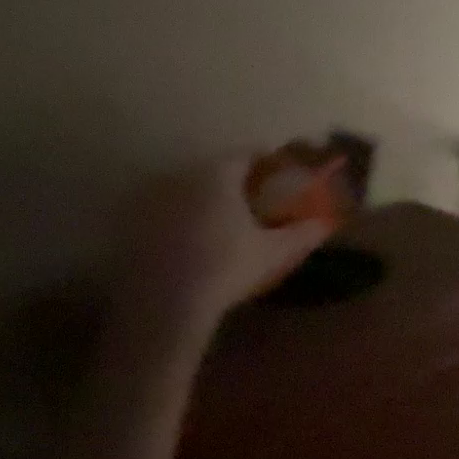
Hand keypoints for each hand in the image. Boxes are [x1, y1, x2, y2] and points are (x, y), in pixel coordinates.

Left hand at [112, 155, 334, 340]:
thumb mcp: (273, 253)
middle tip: (251, 201)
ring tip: (219, 224)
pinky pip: (162, 213)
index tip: (276, 173)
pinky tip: (187, 245)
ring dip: (202, 200)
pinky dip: (176, 221)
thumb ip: (302, 234)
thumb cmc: (227, 269)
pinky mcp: (131, 223)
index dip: (264, 161)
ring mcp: (152, 198)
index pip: (245, 154)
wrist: (165, 304)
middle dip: (233, 182)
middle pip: (213, 170)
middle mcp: (182, 176)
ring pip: (185, 190)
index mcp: (219, 175)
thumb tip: (327, 224)